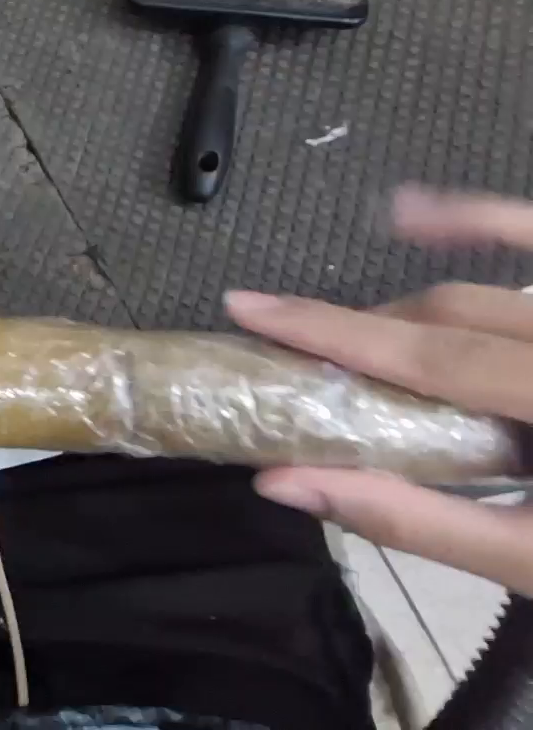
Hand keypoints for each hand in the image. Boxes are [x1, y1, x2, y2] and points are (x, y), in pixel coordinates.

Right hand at [226, 186, 532, 593]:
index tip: (243, 304)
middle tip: (310, 362)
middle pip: (455, 316)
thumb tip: (277, 483)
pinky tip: (413, 215)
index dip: (330, 330)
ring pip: (492, 291)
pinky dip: (485, 223)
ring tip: (371, 341)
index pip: (436, 357)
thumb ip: (418, 520)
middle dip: (367, 334)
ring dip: (414, 311)